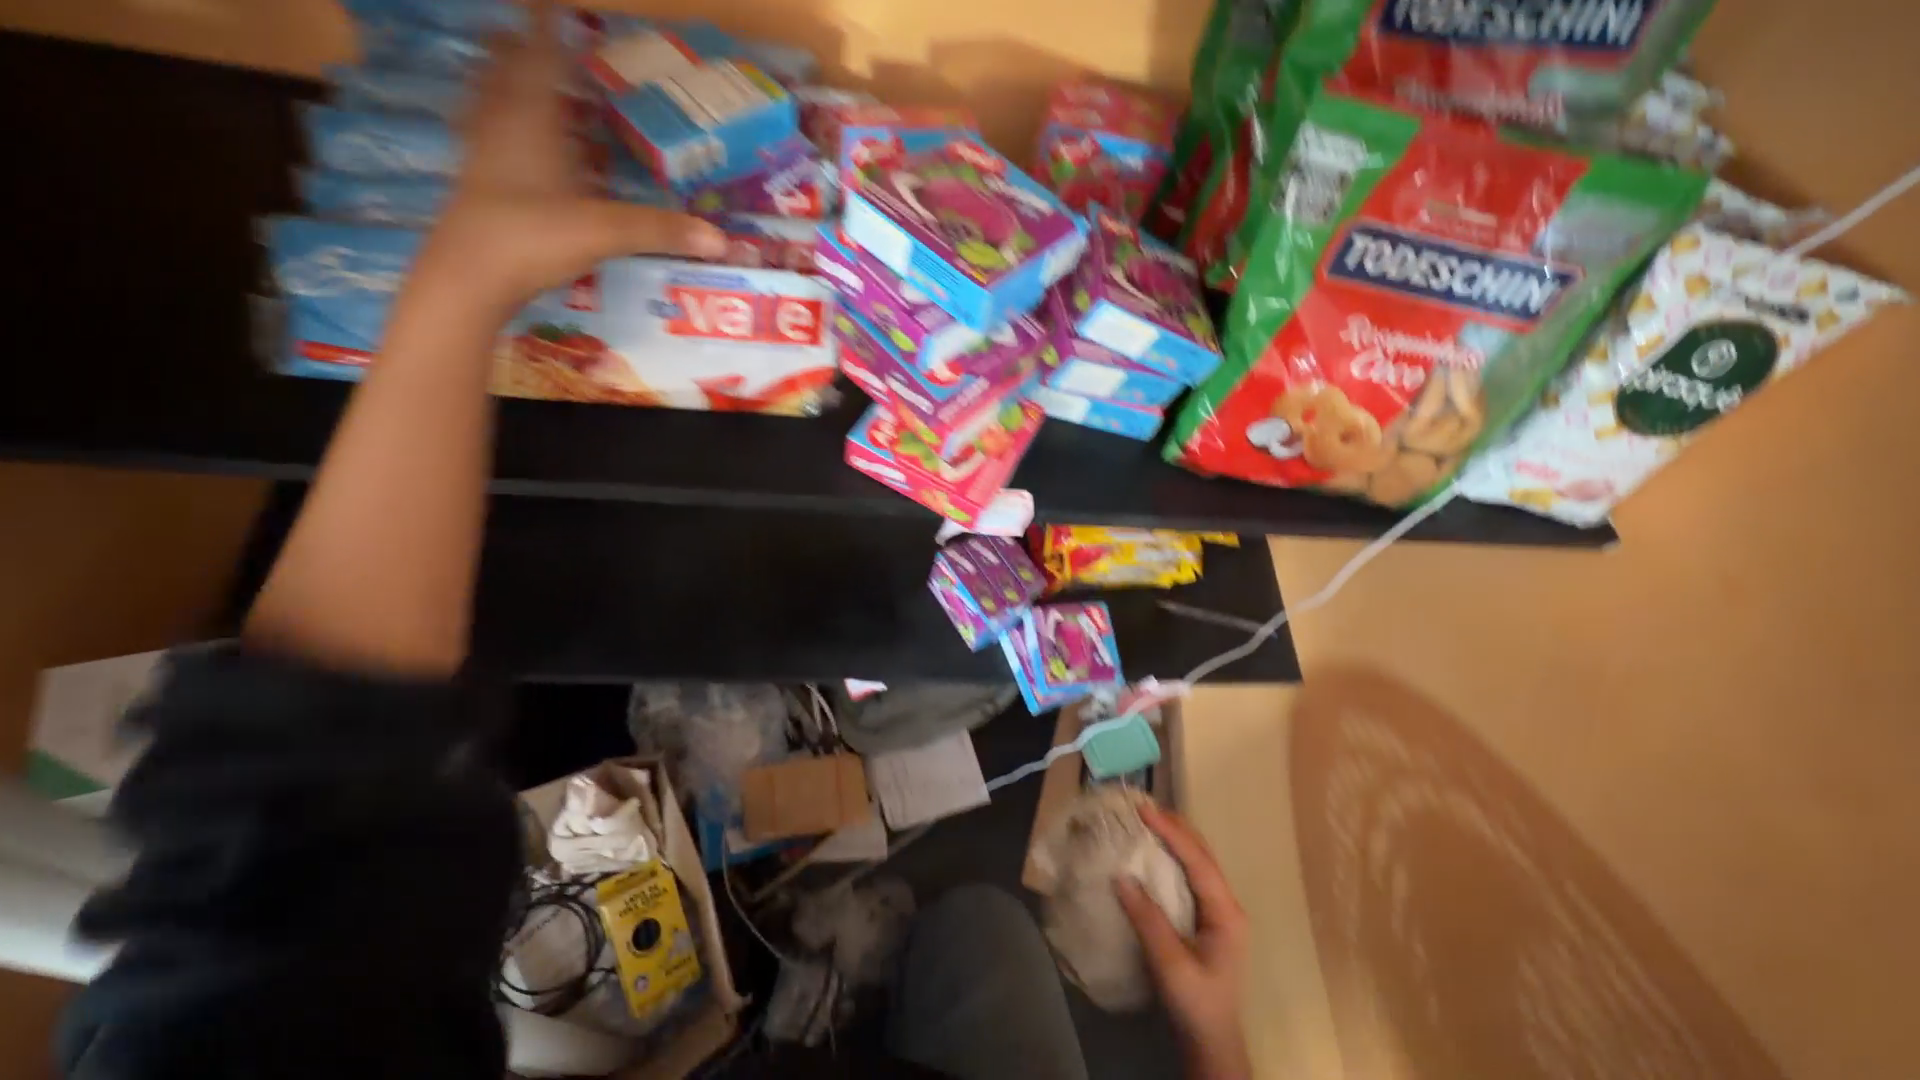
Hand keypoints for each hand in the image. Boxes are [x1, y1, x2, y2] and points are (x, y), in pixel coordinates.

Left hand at [413, 0, 725, 316]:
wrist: (467, 278)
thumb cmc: (533, 237)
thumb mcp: (605, 233)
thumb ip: (660, 231)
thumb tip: (719, 239)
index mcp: (532, 120)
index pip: (540, 57)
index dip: (547, 30)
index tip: (554, 9)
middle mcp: (503, 126)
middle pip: (506, 71)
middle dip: (522, 51)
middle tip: (541, 40)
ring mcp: (482, 154)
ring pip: (490, 102)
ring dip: (506, 86)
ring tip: (524, 79)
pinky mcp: (474, 184)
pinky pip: (486, 139)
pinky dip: (500, 129)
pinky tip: (514, 146)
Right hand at [1117, 802, 1251, 1079]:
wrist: (1211, 1040)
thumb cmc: (1196, 1004)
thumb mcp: (1170, 965)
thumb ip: (1148, 920)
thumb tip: (1121, 876)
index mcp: (1226, 913)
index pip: (1199, 861)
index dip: (1172, 833)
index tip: (1145, 810)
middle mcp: (1227, 906)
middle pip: (1203, 854)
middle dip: (1175, 827)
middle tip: (1143, 807)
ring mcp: (1219, 912)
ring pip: (1198, 863)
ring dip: (1175, 839)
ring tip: (1147, 821)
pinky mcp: (1207, 920)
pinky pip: (1191, 877)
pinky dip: (1173, 858)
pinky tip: (1153, 855)